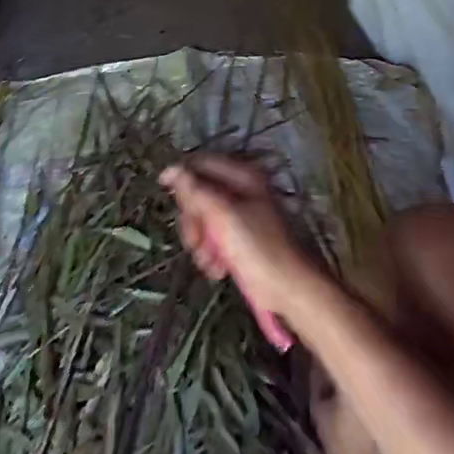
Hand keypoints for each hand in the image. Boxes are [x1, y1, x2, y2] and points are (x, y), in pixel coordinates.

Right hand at [160, 154, 325, 350]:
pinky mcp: (240, 239)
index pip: (202, 163)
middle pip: (200, 192)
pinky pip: (214, 237)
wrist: (287, 290)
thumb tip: (172, 169)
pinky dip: (211, 253)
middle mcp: (243, 190)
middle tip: (195, 241)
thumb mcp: (224, 216)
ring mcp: (242, 215)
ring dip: (200, 241)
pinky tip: (217, 269)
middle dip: (193, 218)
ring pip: (204, 217)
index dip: (182, 175)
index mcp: (243, 177)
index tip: (165, 192)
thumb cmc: (258, 249)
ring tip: (209, 262)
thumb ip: (197, 191)